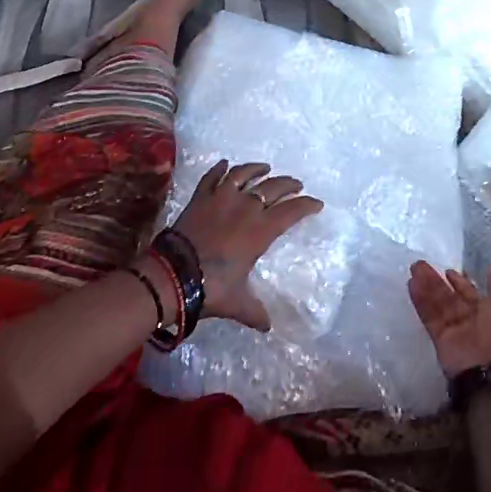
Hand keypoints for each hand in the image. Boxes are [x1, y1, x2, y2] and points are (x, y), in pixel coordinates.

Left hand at [170, 160, 322, 331]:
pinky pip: (212, 177)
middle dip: (288, 184)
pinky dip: (219, 169)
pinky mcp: (200, 198)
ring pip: (242, 175)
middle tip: (296, 184)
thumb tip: (266, 326)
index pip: (291, 211)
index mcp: (260, 230)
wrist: (173, 273)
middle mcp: (245, 208)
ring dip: (256, 169)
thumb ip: (254, 312)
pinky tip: (225, 164)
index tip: (316, 203)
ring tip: (264, 168)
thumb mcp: (237, 302)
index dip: (306, 206)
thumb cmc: (211, 287)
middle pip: (272, 187)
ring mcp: (220, 198)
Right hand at [408, 262, 490, 376]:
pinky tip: (412, 285)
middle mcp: (470, 320)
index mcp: (488, 312)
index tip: (447, 270)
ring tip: (414, 268)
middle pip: (450, 297)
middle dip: (437, 281)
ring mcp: (454, 329)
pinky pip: (429, 317)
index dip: (460, 282)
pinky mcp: (440, 338)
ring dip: (427, 287)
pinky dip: (421, 301)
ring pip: (438, 304)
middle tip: (420, 264)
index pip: (470, 294)